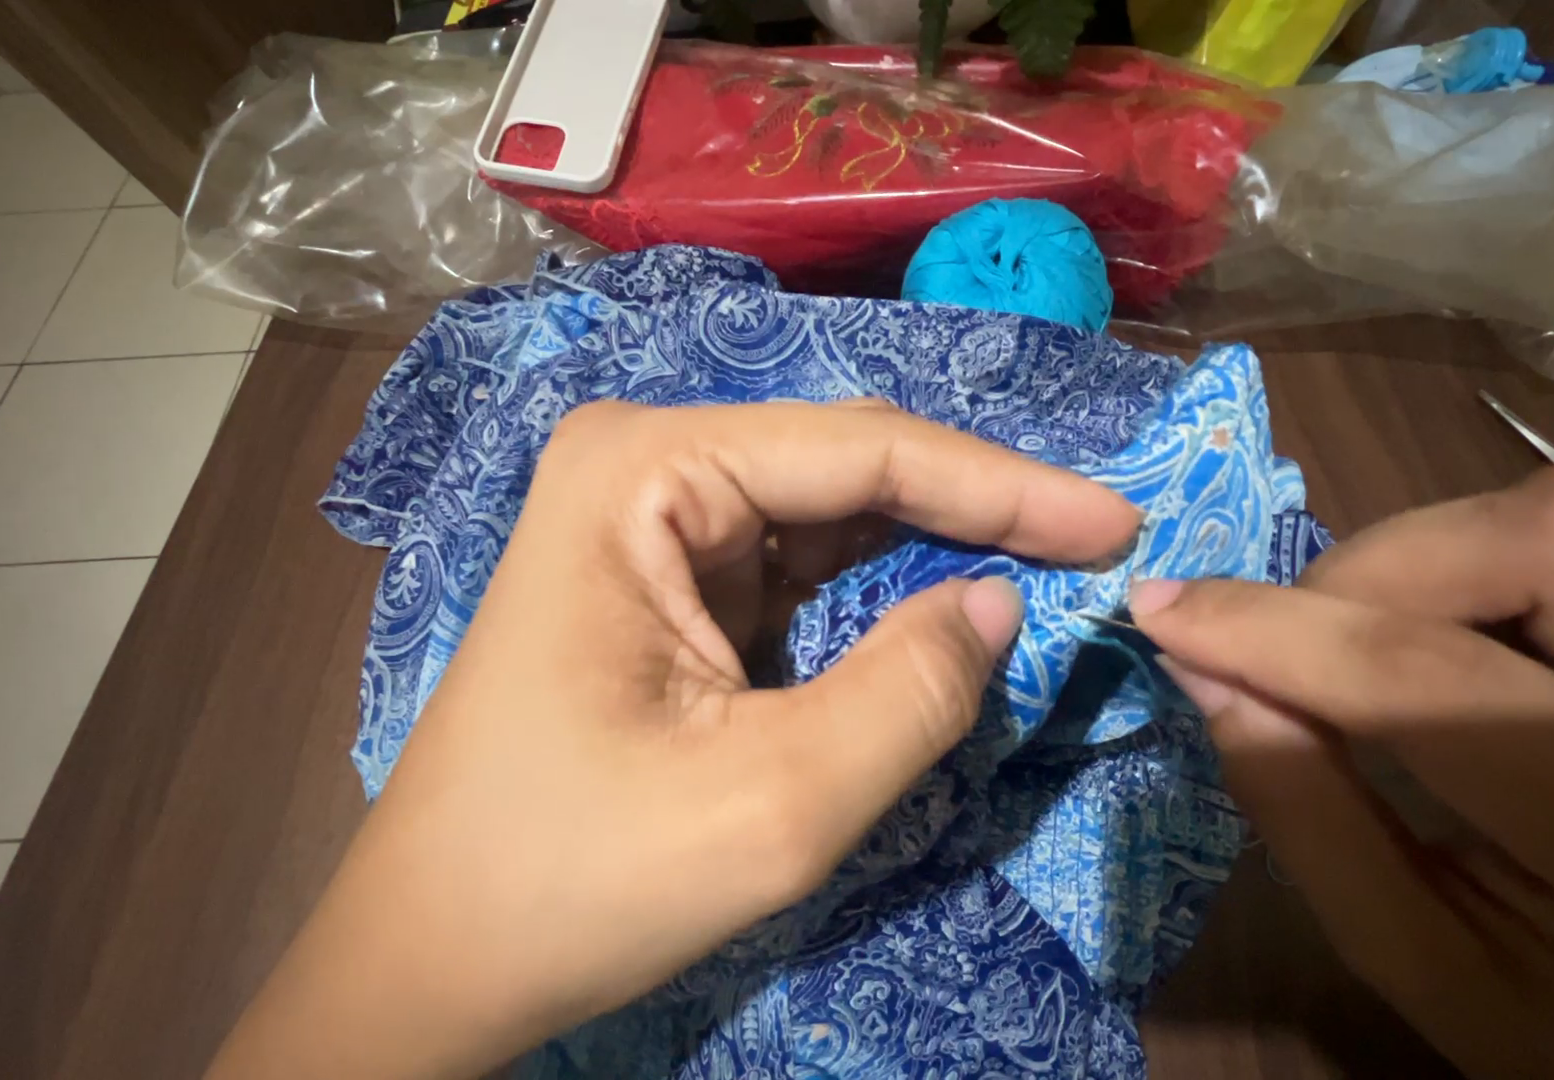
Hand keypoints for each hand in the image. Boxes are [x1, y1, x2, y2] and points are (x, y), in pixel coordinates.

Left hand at [205, 401, 1139, 1079]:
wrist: (438, 951)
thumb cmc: (576, 879)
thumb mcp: (772, 805)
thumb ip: (910, 694)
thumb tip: (1002, 602)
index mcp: (643, 472)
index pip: (860, 452)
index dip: (1001, 486)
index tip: (1116, 522)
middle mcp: (644, 466)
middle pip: (846, 468)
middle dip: (973, 509)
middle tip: (1095, 542)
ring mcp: (651, 518)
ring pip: (831, 513)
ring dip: (935, 544)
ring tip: (1048, 561)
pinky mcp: (668, 576)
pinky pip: (800, 563)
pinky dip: (882, 587)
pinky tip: (949, 597)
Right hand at [1131, 467, 1553, 1077]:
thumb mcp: (1432, 966)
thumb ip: (1306, 812)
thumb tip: (1200, 668)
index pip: (1440, 687)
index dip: (1277, 631)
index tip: (1161, 607)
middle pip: (1547, 538)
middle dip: (1366, 570)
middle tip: (1295, 643)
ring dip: (1413, 561)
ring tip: (1361, 645)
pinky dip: (1469, 570)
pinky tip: (1446, 644)